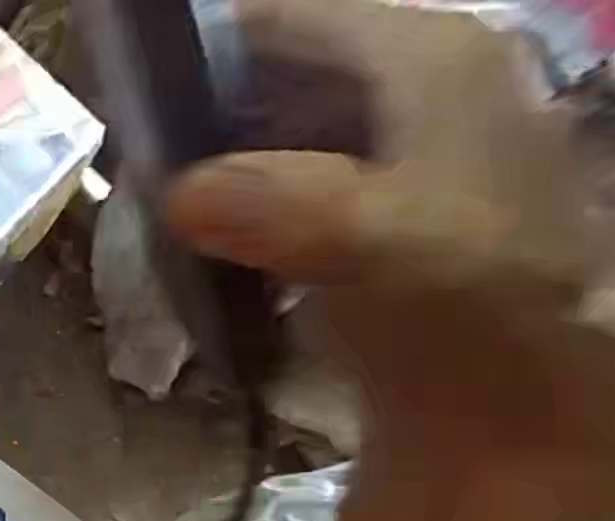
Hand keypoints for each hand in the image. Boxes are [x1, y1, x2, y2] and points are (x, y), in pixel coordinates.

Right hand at [162, 0, 614, 452]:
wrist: (489, 390)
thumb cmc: (451, 311)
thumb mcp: (376, 248)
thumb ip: (284, 206)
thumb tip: (175, 192)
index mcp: (421, 59)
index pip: (279, 18)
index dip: (196, 53)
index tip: (125, 108)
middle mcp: (401, 85)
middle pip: (263, 72)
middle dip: (189, 118)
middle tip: (126, 174)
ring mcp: (375, 145)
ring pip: (257, 126)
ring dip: (196, 165)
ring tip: (143, 207)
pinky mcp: (349, 201)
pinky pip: (262, 178)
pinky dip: (217, 201)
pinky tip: (189, 237)